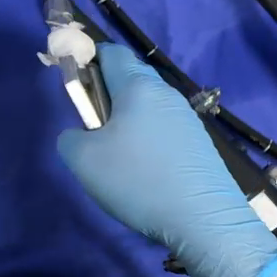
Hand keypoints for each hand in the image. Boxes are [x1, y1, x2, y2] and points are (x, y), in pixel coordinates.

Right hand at [56, 45, 276, 276]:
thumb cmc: (138, 179)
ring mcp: (187, 119)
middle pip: (130, 76)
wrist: (207, 223)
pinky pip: (163, 126)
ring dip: (126, 116)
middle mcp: (166, 94)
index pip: (111, 52)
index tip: (73, 80)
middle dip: (105, 88)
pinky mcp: (199, 144)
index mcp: (138, 87)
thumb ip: (69, 136)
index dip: (87, 58)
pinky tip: (141, 167)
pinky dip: (146, 135)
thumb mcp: (82, 160)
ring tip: (113, 150)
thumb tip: (80, 135)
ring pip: (147, 103)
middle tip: (88, 120)